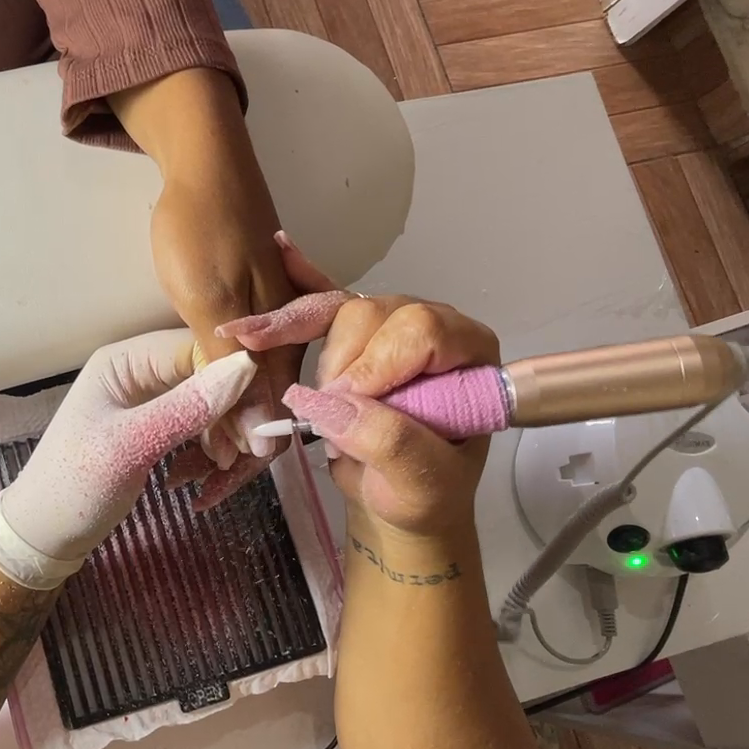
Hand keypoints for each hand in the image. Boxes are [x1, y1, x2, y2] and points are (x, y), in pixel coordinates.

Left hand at [0, 329, 256, 589]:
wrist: (45, 536)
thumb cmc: (74, 487)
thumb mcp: (130, 447)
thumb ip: (186, 407)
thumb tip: (246, 365)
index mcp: (127, 360)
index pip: (202, 349)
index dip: (238, 385)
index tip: (259, 429)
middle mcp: (143, 371)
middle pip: (215, 378)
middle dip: (237, 419)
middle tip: (249, 458)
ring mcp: (154, 401)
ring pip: (217, 408)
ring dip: (228, 444)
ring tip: (218, 480)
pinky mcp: (162, 429)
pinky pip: (206, 433)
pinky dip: (213, 459)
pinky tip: (203, 486)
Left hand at [110, 67, 300, 508]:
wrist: (200, 156)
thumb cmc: (197, 225)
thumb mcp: (206, 297)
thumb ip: (228, 362)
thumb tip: (254, 428)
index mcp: (269, 332)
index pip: (267, 404)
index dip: (246, 443)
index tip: (222, 479)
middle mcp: (273, 327)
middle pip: (261, 401)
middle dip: (235, 442)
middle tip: (206, 481)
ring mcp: (260, 311)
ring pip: (249, 384)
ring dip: (224, 420)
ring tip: (199, 460)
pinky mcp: (243, 301)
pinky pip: (240, 360)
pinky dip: (220, 389)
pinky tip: (205, 405)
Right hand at [222, 250, 499, 539]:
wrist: (397, 498)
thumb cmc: (422, 494)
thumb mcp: (421, 485)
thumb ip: (390, 443)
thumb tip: (329, 404)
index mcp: (468, 355)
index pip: (424, 330)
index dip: (377, 365)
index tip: (346, 406)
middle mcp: (431, 328)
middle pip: (375, 314)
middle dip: (341, 365)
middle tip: (327, 415)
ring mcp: (388, 326)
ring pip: (339, 311)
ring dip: (313, 354)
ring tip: (311, 401)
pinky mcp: (352, 335)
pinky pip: (323, 299)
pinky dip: (299, 284)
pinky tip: (279, 251)